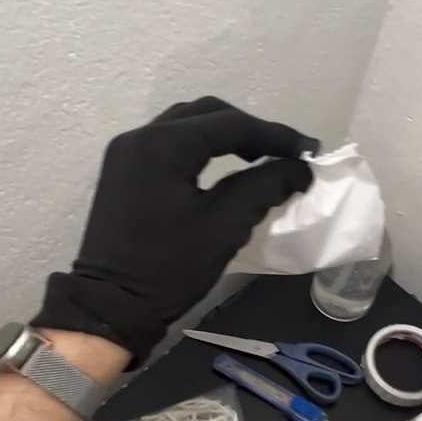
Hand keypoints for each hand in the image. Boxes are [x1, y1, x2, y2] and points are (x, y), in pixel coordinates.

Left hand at [33, 96, 317, 363]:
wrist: (112, 306)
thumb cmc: (170, 267)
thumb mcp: (226, 225)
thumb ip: (265, 186)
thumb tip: (300, 168)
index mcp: (164, 144)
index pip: (231, 125)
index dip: (276, 136)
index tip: (310, 150)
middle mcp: (141, 136)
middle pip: (206, 114)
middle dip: (250, 130)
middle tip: (283, 154)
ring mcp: (127, 152)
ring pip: (185, 125)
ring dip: (224, 136)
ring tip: (257, 158)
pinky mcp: (123, 171)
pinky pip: (168, 144)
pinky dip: (200, 148)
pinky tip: (221, 168)